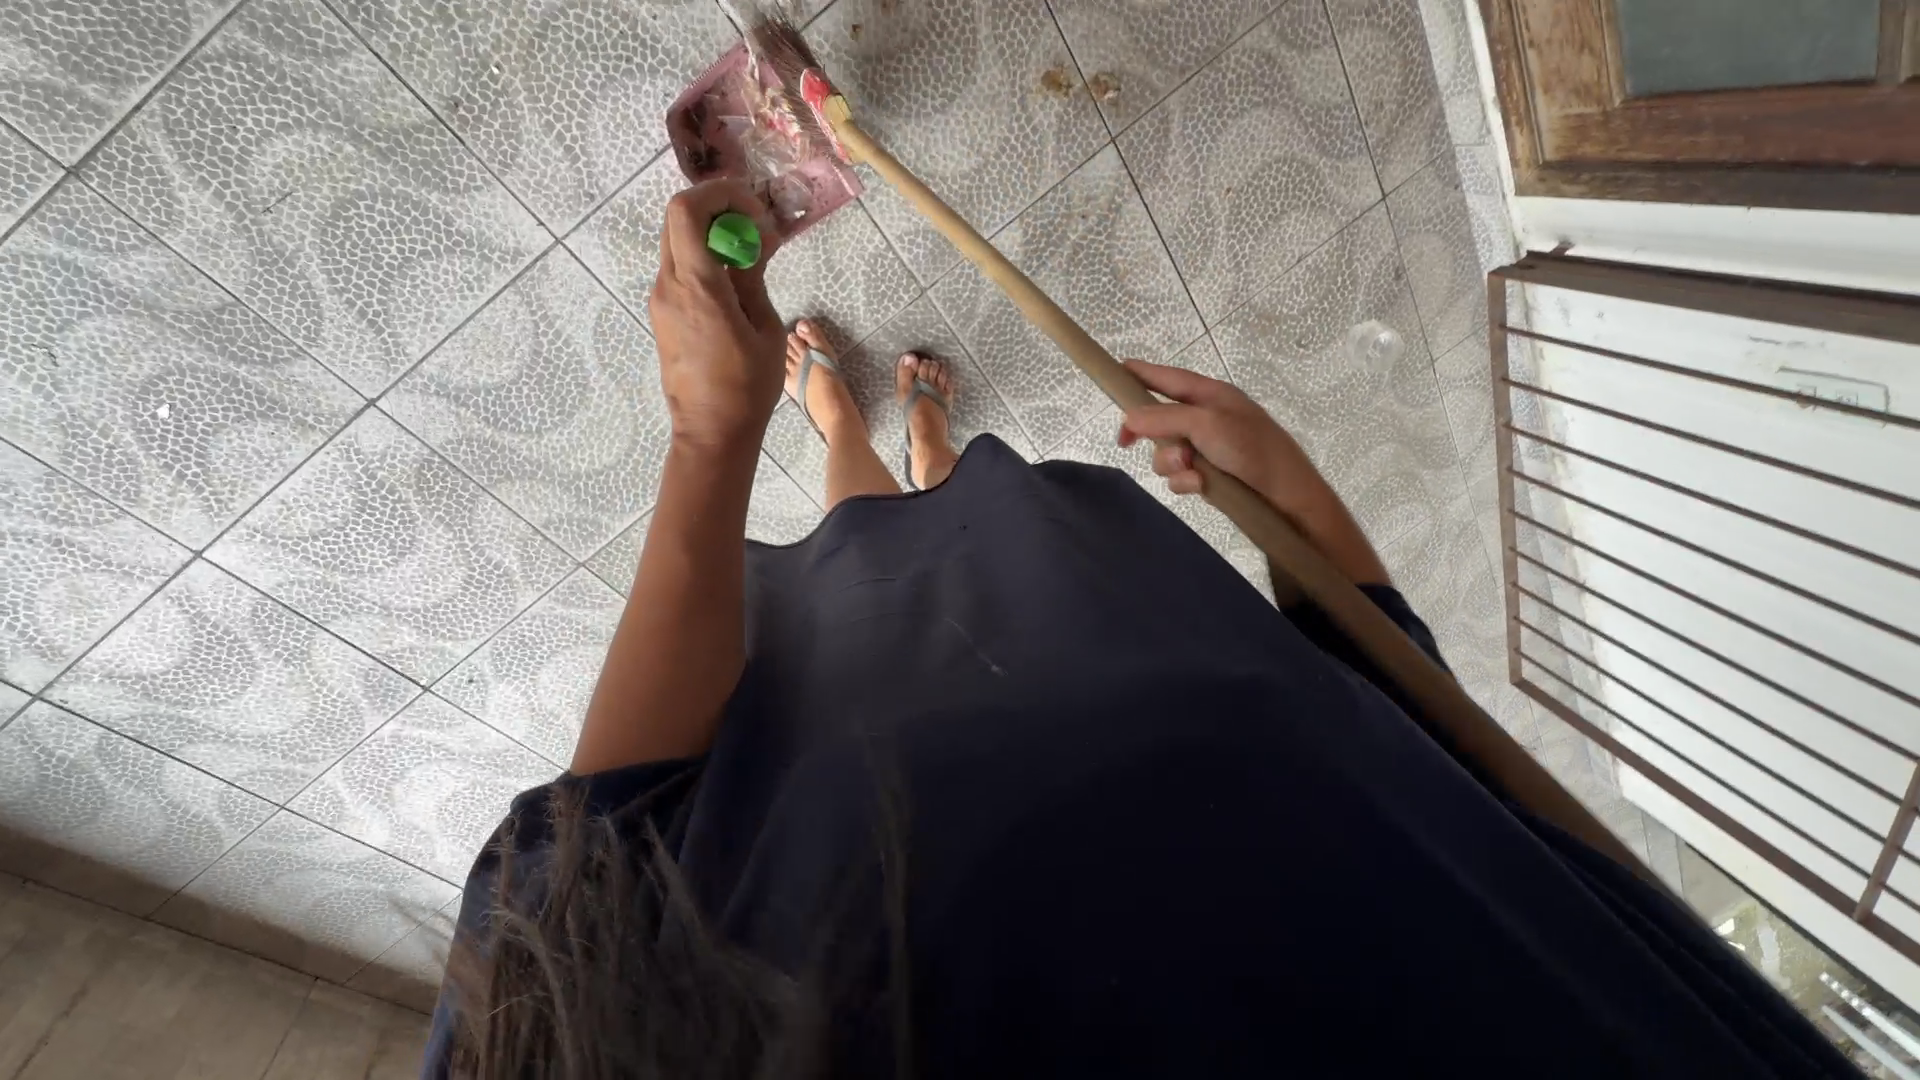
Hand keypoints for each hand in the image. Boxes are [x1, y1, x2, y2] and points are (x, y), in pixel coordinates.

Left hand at [649, 180, 785, 454]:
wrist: (712, 431)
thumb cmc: (748, 387)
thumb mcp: (765, 329)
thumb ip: (753, 278)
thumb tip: (753, 243)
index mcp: (697, 287)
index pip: (687, 210)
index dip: (720, 195)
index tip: (754, 211)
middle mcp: (668, 286)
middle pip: (678, 220)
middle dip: (717, 211)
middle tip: (753, 229)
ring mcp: (660, 301)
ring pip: (677, 243)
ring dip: (710, 237)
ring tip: (749, 257)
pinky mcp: (662, 315)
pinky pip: (679, 270)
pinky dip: (704, 261)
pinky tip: (733, 282)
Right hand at [1116, 360, 1336, 518]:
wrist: (1287, 497)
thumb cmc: (1253, 449)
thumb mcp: (1207, 424)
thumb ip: (1165, 418)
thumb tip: (1128, 417)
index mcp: (1210, 395)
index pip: (1168, 378)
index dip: (1140, 374)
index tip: (1113, 373)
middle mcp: (1205, 419)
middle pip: (1157, 420)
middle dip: (1149, 434)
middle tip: (1126, 443)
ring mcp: (1205, 449)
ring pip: (1164, 453)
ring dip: (1171, 464)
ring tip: (1193, 471)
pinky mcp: (1206, 476)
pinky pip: (1178, 477)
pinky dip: (1185, 482)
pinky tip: (1201, 486)